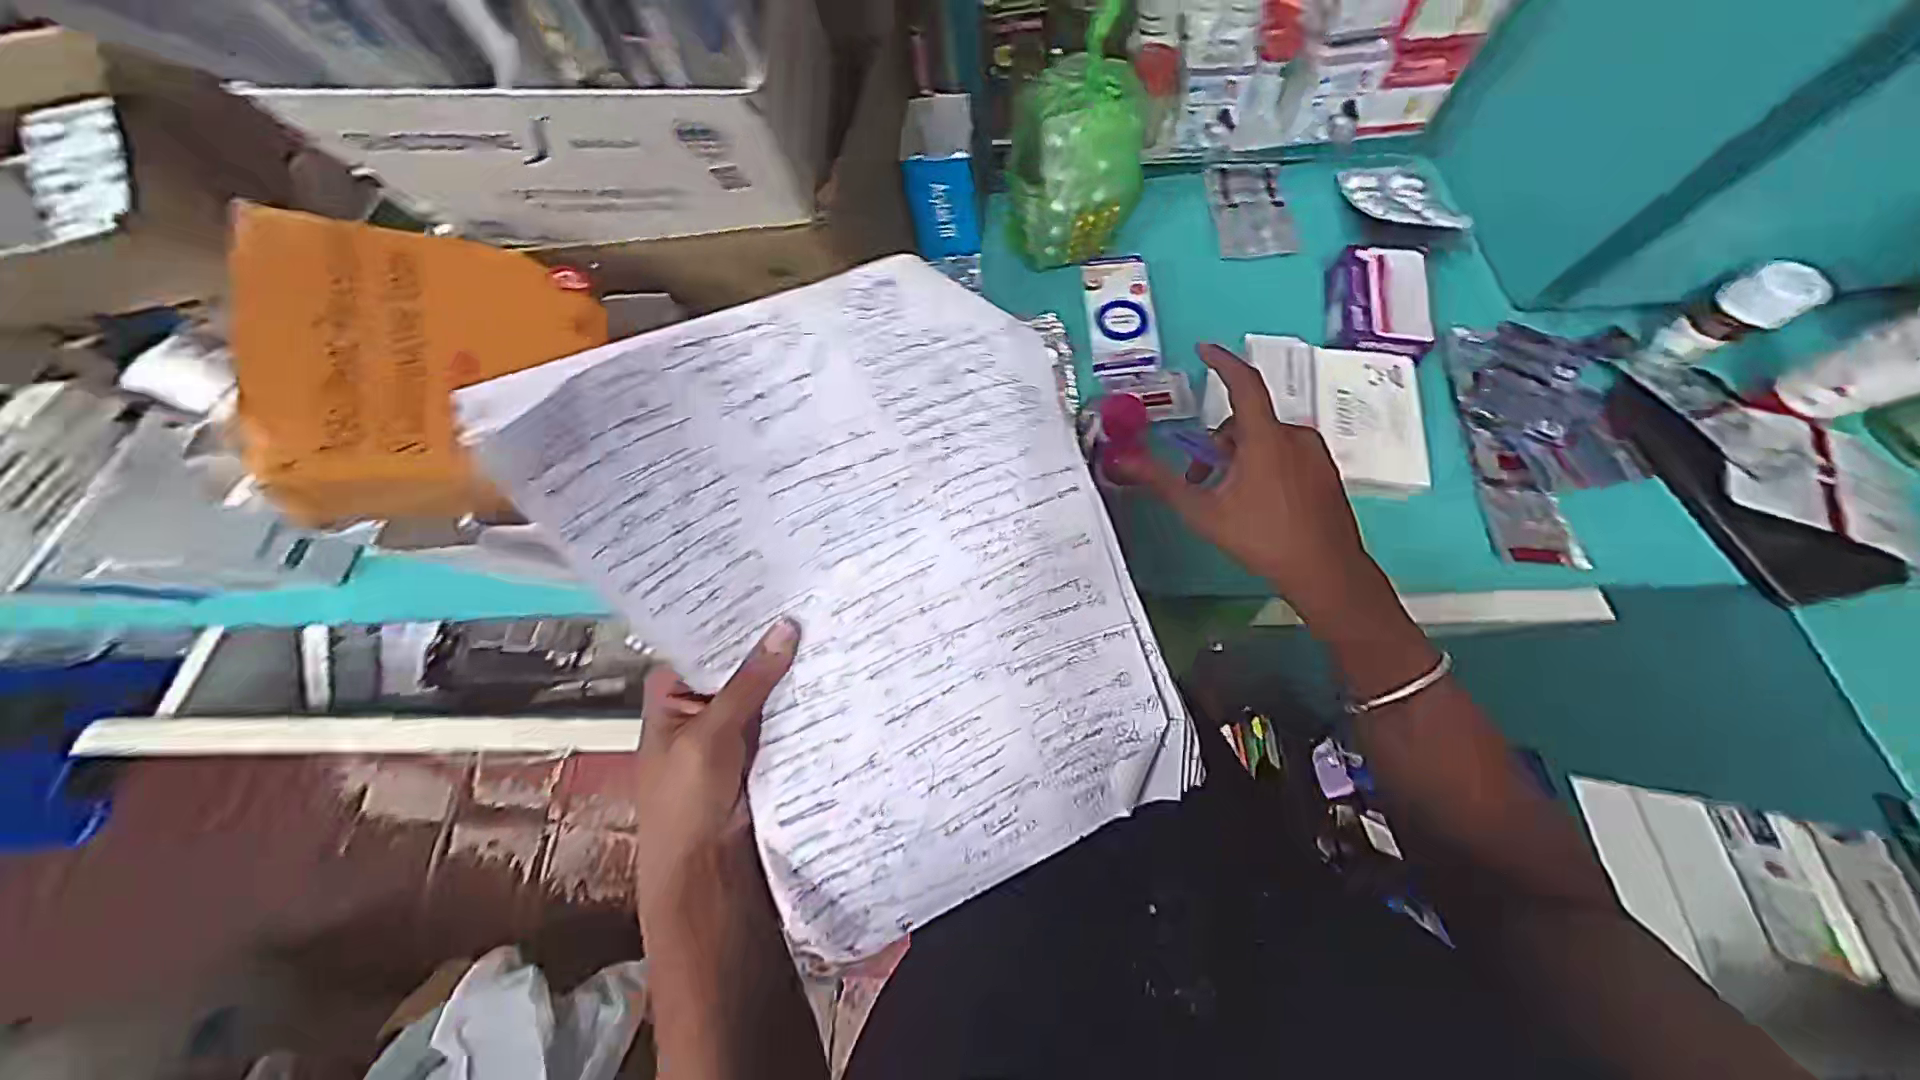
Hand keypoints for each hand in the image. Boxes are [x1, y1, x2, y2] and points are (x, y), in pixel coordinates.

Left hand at [634, 618, 798, 898]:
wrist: (702, 869)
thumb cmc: (685, 800)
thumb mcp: (712, 733)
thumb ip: (749, 682)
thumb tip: (786, 628)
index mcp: (671, 693)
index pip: (704, 641)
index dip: (735, 617)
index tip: (772, 586)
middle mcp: (700, 703)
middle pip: (736, 663)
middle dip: (768, 641)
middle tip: (809, 601)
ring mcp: (731, 725)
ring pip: (762, 687)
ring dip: (786, 668)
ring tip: (824, 625)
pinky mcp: (758, 745)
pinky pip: (779, 712)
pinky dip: (797, 697)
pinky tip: (825, 670)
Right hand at [1107, 343, 1380, 621]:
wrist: (1325, 570)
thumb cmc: (1261, 538)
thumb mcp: (1203, 511)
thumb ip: (1162, 482)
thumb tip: (1123, 462)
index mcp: (1266, 438)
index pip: (1243, 384)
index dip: (1222, 362)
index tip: (1204, 350)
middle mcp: (1295, 436)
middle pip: (1246, 422)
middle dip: (1216, 444)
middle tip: (1199, 480)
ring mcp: (1314, 453)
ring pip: (1265, 439)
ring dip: (1238, 457)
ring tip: (1227, 496)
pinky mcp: (1325, 470)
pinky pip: (1285, 453)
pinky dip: (1262, 464)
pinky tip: (1256, 501)